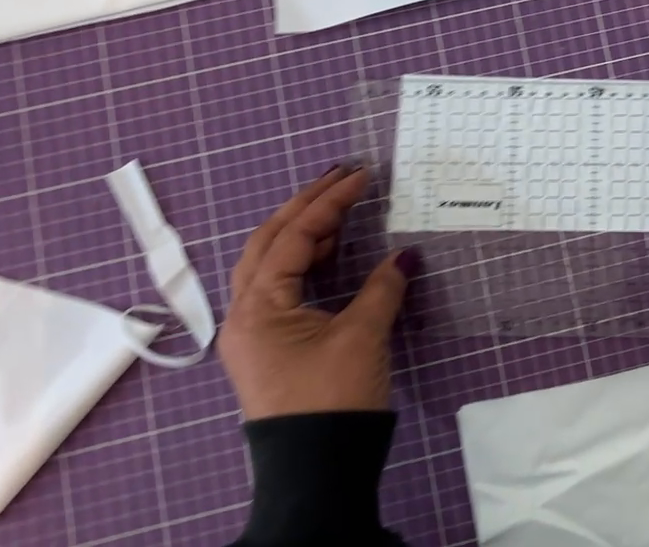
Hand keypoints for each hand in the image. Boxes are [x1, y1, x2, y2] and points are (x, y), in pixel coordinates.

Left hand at [217, 164, 421, 419]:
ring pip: (271, 264)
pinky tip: (331, 252)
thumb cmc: (334, 398)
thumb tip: (403, 256)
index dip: (328, 202)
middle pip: (268, 243)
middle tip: (340, 177)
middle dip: (304, 206)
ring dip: (303, 232)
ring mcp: (254, 332)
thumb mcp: (362, 336)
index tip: (360, 176)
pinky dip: (305, 261)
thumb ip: (381, 287)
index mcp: (258, 308)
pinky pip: (282, 287)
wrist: (318, 472)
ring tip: (339, 208)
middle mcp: (245, 315)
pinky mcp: (271, 346)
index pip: (292, 238)